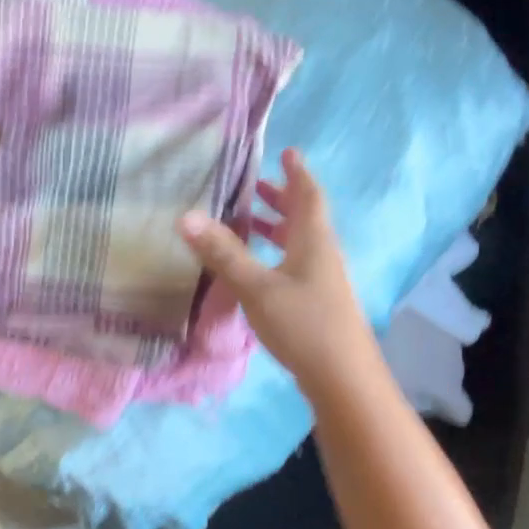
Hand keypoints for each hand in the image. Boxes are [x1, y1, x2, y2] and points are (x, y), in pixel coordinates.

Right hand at [179, 149, 376, 386]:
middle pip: (304, 217)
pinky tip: (256, 270)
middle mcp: (320, 254)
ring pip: (299, 243)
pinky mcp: (315, 303)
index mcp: (312, 241)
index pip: (307, 196)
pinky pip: (293, 264)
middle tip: (257, 185)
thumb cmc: (302, 324)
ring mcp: (320, 280)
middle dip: (282, 199)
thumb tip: (187, 217)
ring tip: (250, 222)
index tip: (286, 152)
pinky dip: (275, 255)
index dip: (296, 173)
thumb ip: (223, 254)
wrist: (341, 376)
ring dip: (277, 228)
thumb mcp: (256, 288)